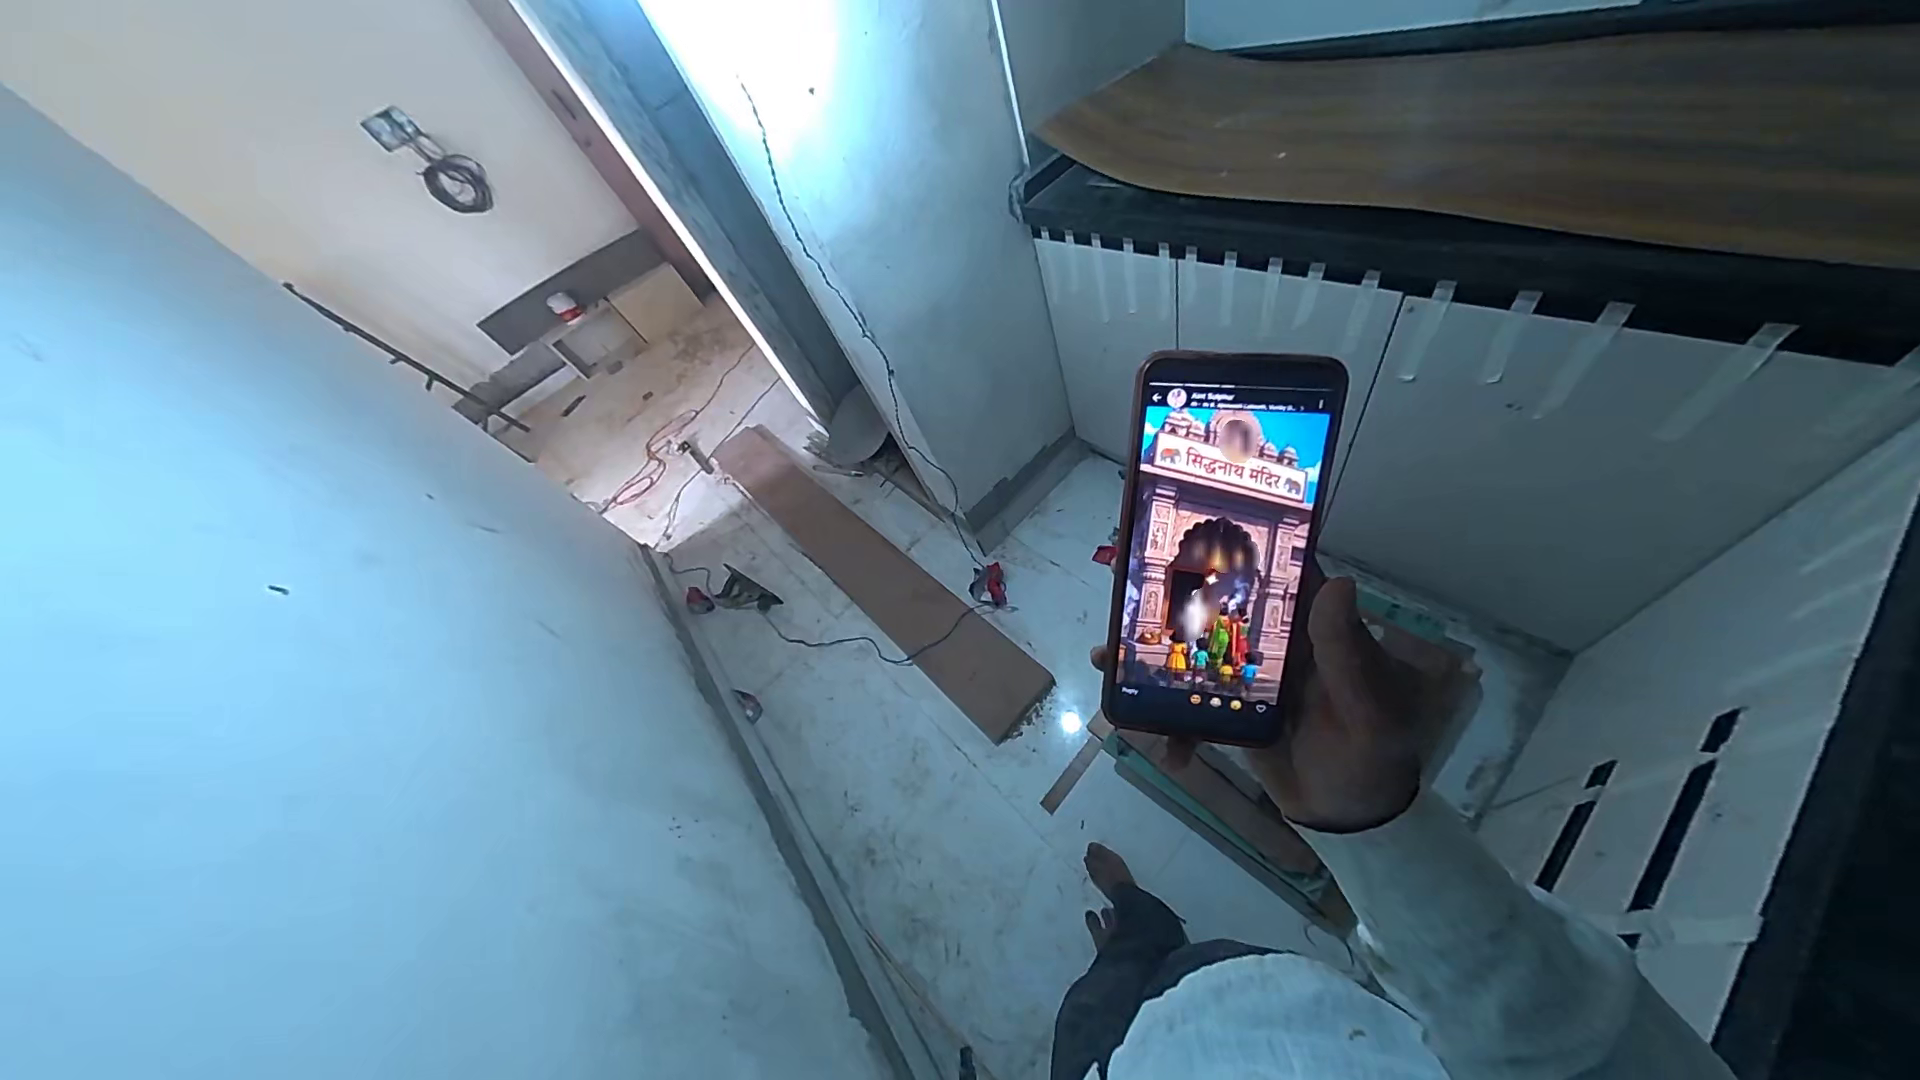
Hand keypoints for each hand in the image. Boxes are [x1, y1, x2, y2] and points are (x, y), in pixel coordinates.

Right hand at [1093, 573, 1425, 832]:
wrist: (1350, 815)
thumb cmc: (1372, 754)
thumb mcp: (1371, 706)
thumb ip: (1348, 653)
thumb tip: (1339, 582)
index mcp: (1306, 626)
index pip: (1270, 572)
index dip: (1233, 546)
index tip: (1186, 528)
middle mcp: (1269, 641)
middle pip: (1211, 607)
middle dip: (1164, 597)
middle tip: (1121, 585)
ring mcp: (1242, 675)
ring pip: (1188, 653)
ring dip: (1146, 655)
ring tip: (1105, 657)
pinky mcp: (1224, 709)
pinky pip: (1186, 704)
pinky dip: (1164, 718)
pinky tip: (1144, 730)